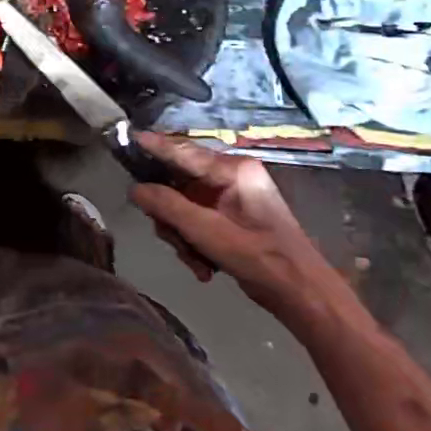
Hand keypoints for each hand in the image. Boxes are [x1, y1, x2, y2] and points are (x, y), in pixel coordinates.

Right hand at [129, 133, 345, 322]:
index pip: (183, 151)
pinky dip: (196, 243)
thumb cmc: (258, 256)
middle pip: (180, 184)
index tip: (128, 137)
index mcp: (232, 170)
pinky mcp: (233, 217)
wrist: (301, 292)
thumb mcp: (207, 231)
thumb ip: (168, 206)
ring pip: (186, 206)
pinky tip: (204, 267)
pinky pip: (199, 220)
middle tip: (171, 239)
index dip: (154, 146)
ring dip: (184, 236)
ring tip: (195, 262)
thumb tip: (136, 190)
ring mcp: (233, 197)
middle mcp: (232, 176)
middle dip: (172, 216)